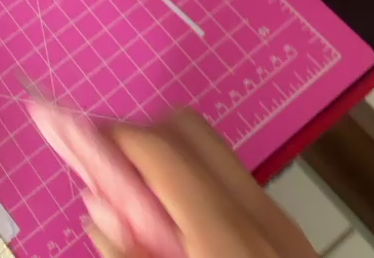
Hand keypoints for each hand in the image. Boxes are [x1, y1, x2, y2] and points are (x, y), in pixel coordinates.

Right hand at [88, 111, 315, 257]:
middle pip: (189, 130)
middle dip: (141, 138)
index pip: (159, 149)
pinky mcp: (293, 242)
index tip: (79, 147)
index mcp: (225, 237)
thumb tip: (98, 210)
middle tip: (111, 173)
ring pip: (213, 154)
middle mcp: (259, 216)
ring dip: (168, 160)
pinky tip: (182, 231)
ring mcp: (283, 227)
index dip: (112, 137)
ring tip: (141, 204)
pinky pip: (233, 185)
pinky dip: (195, 185)